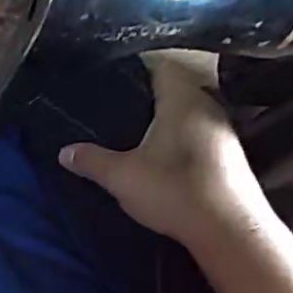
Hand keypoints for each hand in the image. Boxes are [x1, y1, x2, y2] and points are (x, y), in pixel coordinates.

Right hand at [57, 50, 272, 247]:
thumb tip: (65, 152)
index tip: (113, 78)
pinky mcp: (227, 154)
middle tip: (116, 110)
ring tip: (134, 135)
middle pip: (174, 89)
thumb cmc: (173, 190)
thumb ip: (91, 161)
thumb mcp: (121, 177)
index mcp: (182, 99)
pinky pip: (196, 135)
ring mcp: (222, 130)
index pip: (161, 66)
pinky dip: (177, 140)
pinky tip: (160, 158)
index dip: (136, 68)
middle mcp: (207, 105)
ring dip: (163, 121)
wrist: (227, 227)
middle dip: (146, 98)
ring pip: (186, 114)